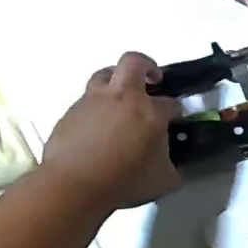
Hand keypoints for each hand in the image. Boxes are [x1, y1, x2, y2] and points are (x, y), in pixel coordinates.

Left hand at [40, 52, 181, 210]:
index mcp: (150, 113)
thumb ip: (170, 164)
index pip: (171, 104)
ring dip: (117, 80)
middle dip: (147, 65)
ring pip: (106, 74)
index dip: (175, 111)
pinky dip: (97, 106)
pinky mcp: (72, 110)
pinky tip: (98, 126)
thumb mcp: (162, 180)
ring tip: (121, 97)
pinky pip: (88, 99)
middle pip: (134, 62)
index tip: (173, 119)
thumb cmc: (123, 182)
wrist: (73, 185)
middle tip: (152, 79)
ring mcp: (94, 101)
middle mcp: (123, 98)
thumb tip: (169, 160)